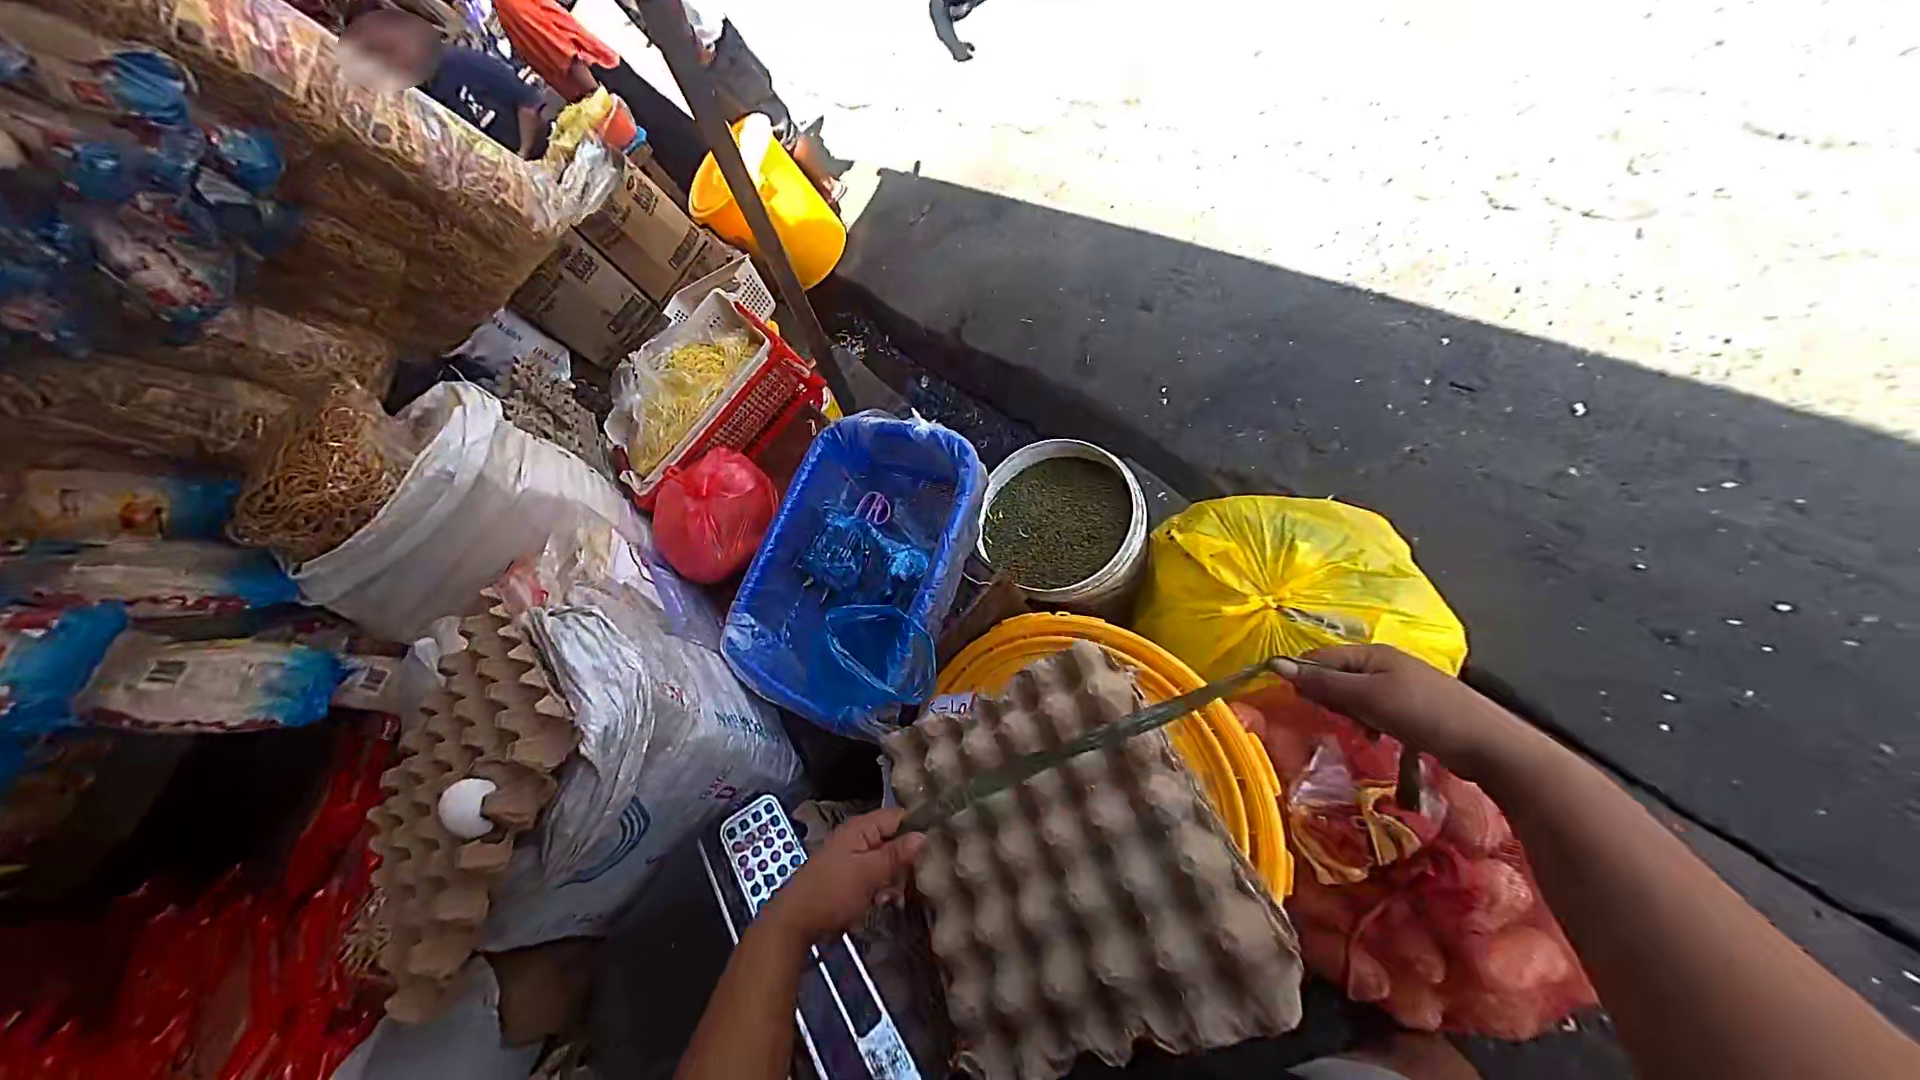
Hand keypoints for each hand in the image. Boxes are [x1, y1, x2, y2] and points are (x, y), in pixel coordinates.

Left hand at [761, 809, 926, 943]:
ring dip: (893, 879)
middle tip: (904, 884)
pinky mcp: (853, 875)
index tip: (934, 851)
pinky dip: (882, 888)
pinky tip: (880, 902)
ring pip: (889, 860)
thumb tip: (924, 836)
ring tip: (888, 897)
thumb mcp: (868, 873)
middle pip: (896, 840)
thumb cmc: (831, 892)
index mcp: (863, 827)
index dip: (918, 831)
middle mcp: (860, 836)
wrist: (796, 922)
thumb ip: (896, 855)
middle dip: (904, 863)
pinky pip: (877, 875)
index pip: (900, 817)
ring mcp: (856, 856)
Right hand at [1274, 645, 1531, 781]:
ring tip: (1362, 731)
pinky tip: (1377, 738)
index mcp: (1371, 653)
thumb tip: (1274, 664)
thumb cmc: (1423, 714)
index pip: (1319, 658)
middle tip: (1340, 719)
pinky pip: (1373, 710)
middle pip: (1336, 675)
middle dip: (1330, 698)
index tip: (1301, 704)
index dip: (1304, 678)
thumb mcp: (1366, 697)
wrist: (1490, 746)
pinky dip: (1368, 723)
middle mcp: (1383, 663)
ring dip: (1349, 714)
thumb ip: (1321, 683)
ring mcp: (1399, 686)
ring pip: (1353, 696)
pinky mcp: (1411, 708)